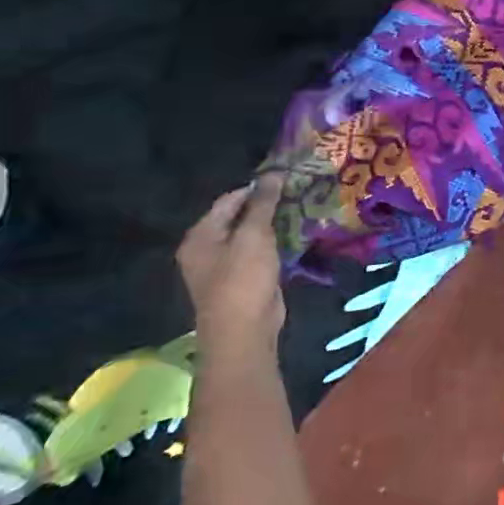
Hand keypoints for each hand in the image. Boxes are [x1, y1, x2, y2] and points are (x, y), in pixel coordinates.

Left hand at [177, 175, 286, 359]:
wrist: (244, 331)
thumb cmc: (242, 279)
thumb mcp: (254, 236)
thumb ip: (263, 203)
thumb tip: (273, 173)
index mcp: (200, 236)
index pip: (229, 199)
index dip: (258, 187)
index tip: (289, 177)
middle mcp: (206, 248)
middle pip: (239, 216)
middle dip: (267, 204)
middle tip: (299, 190)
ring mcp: (224, 265)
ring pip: (251, 233)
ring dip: (274, 221)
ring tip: (302, 207)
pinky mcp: (243, 277)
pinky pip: (259, 249)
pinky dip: (275, 239)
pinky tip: (297, 232)